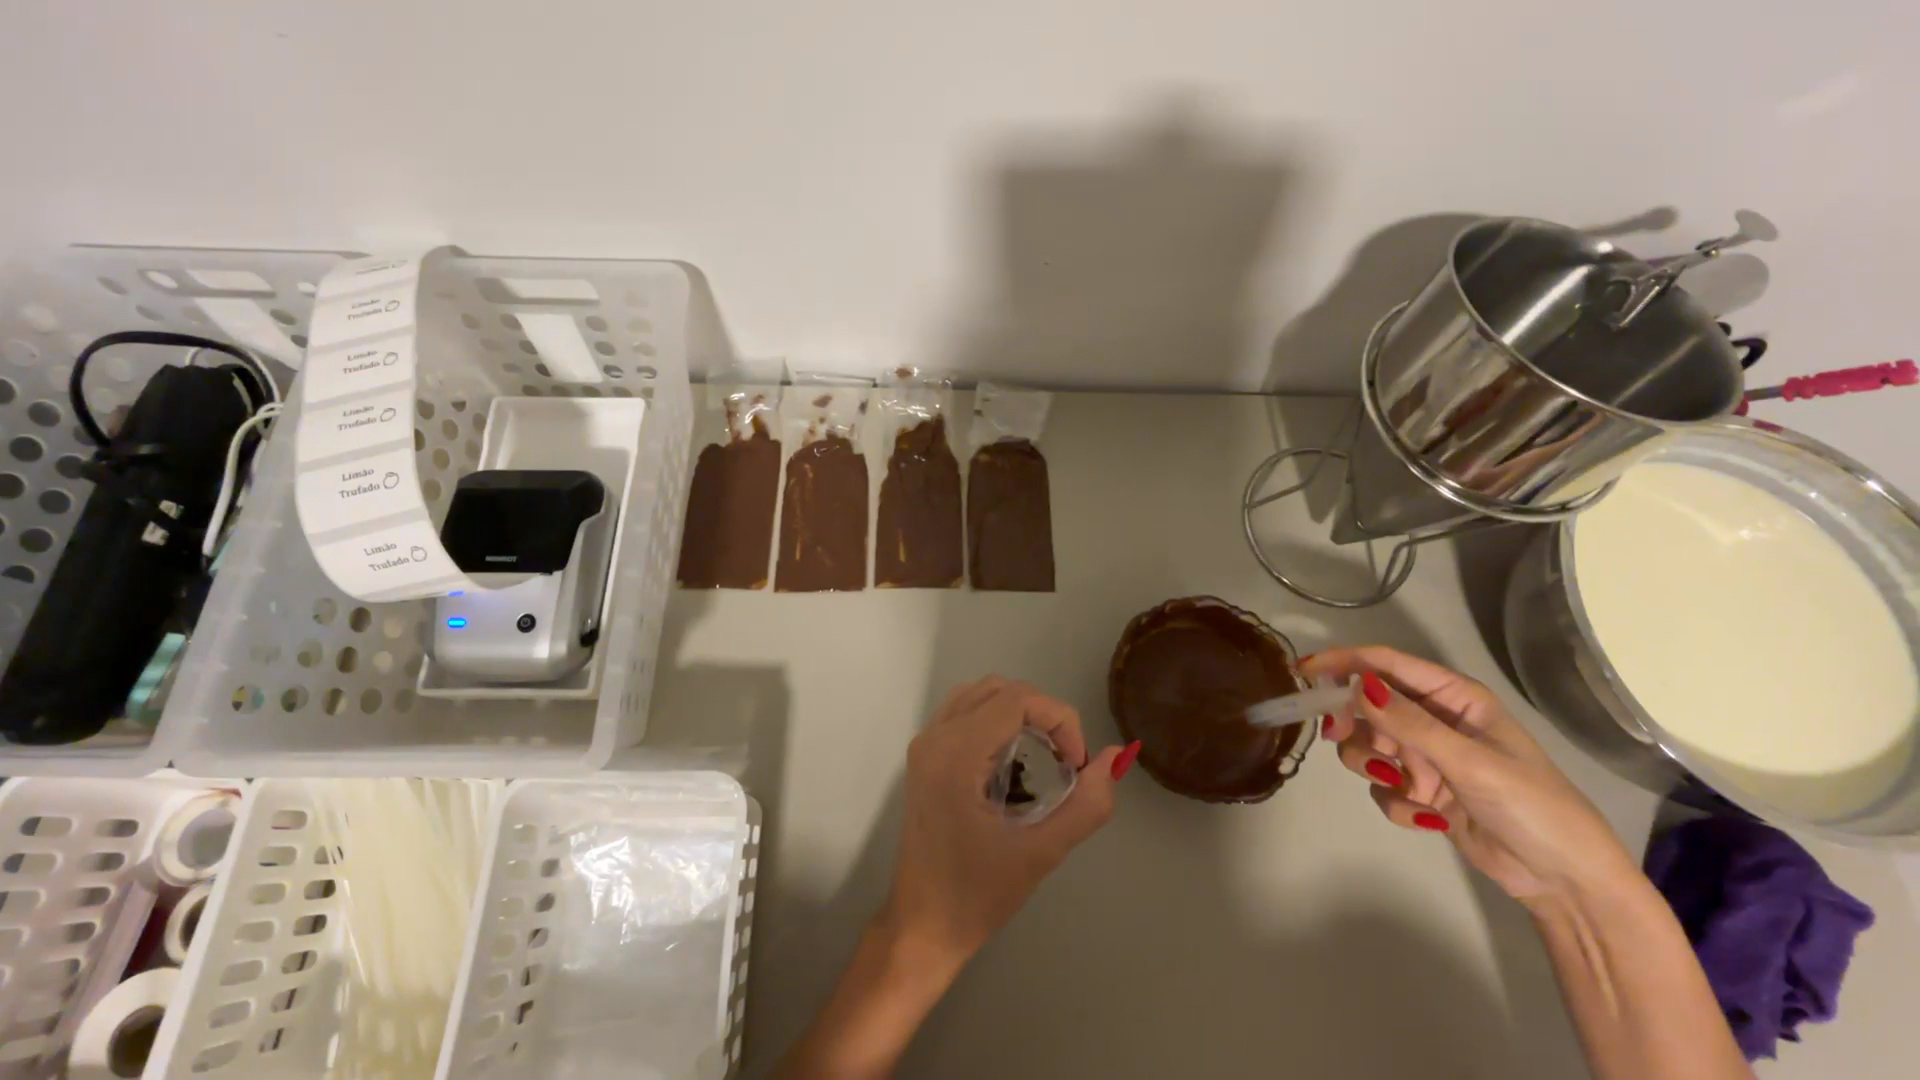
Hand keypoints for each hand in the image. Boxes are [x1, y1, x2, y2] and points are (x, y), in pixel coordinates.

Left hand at [881, 676, 1131, 968]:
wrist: (923, 926)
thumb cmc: (978, 895)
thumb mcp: (1041, 853)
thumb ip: (1086, 804)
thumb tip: (1115, 757)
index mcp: (956, 756)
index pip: (1018, 700)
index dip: (1060, 721)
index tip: (1077, 766)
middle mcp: (935, 739)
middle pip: (1000, 690)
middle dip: (1044, 715)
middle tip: (1066, 762)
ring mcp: (925, 746)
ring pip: (981, 695)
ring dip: (1020, 714)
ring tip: (1044, 757)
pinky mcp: (924, 758)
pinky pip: (964, 713)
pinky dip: (996, 722)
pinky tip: (1014, 763)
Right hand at [1302, 647, 1639, 905]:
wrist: (1563, 879)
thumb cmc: (1531, 806)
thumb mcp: (1469, 761)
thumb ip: (1409, 723)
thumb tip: (1357, 684)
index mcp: (1454, 697)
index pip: (1387, 665)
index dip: (1343, 662)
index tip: (1302, 672)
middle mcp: (1436, 720)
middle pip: (1367, 705)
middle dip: (1353, 724)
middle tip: (1339, 738)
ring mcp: (1427, 757)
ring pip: (1367, 746)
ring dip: (1373, 767)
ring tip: (1404, 788)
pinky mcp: (1422, 792)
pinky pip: (1382, 787)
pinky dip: (1396, 802)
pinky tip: (1427, 818)